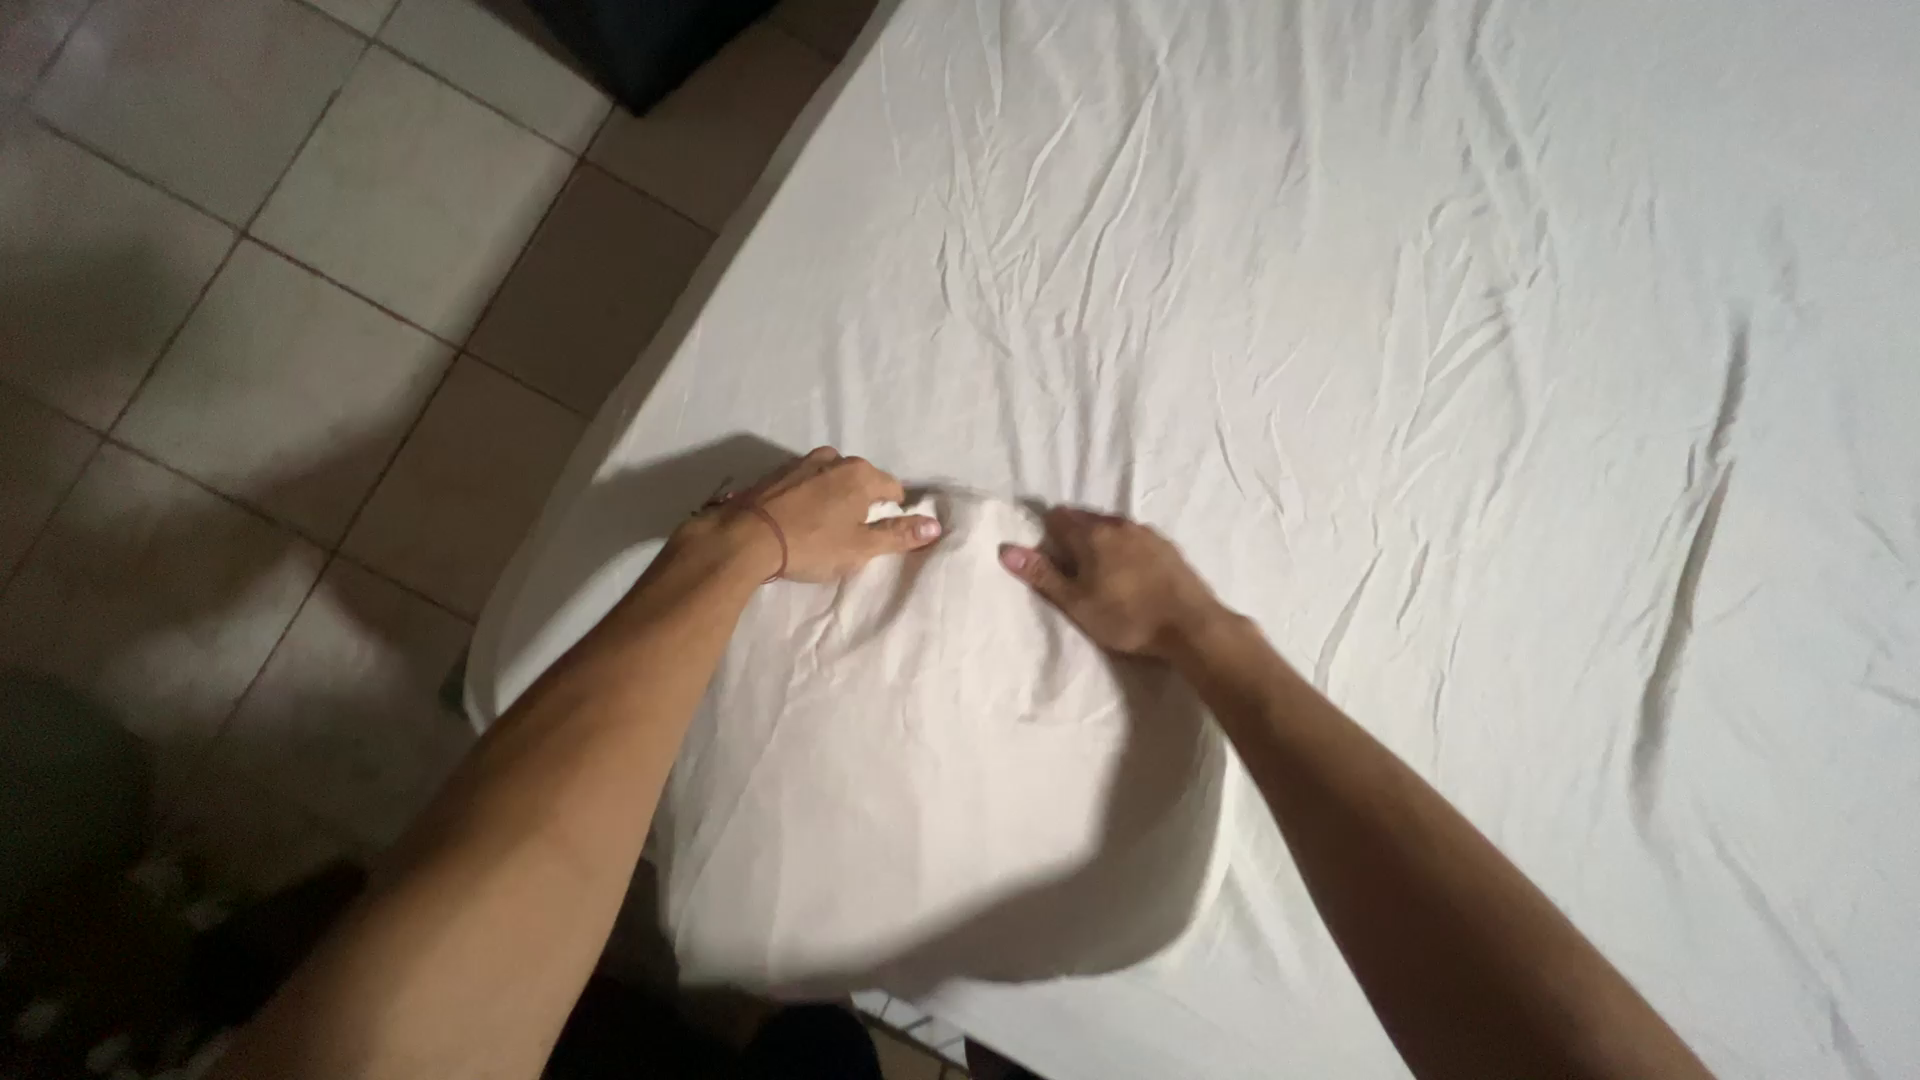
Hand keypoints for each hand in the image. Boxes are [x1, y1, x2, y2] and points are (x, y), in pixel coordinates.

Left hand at [690, 447, 941, 582]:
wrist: (745, 538)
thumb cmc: (811, 544)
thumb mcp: (861, 548)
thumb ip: (899, 535)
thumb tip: (935, 526)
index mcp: (861, 474)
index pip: (893, 489)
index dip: (892, 513)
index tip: (879, 535)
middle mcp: (834, 458)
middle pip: (861, 480)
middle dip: (861, 503)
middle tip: (850, 534)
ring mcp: (802, 462)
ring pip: (831, 479)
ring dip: (833, 498)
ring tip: (822, 527)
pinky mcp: (775, 472)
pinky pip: (805, 482)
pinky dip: (808, 497)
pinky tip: (798, 519)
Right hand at [999, 508, 1228, 658]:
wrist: (1191, 625)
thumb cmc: (1126, 617)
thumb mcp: (1076, 602)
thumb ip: (1042, 574)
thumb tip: (1005, 549)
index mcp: (1092, 534)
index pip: (1058, 516)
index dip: (1047, 532)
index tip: (1047, 555)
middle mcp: (1118, 524)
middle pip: (1086, 518)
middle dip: (1073, 535)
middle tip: (1070, 567)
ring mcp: (1147, 533)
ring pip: (1112, 526)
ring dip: (1101, 540)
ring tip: (1099, 569)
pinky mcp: (1168, 547)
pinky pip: (1136, 538)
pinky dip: (1125, 548)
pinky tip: (1130, 571)